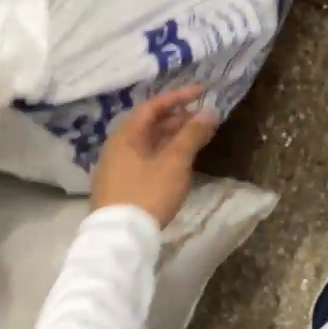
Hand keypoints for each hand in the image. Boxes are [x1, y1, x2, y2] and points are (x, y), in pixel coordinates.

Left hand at [92, 85, 218, 227]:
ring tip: (199, 136)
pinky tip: (181, 160)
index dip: (179, 96)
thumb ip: (193, 133)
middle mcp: (117, 147)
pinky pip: (146, 157)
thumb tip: (210, 110)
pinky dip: (166, 151)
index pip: (153, 107)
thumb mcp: (175, 161)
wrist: (120, 237)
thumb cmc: (149, 192)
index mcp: (126, 136)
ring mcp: (117, 167)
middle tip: (204, 117)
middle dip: (179, 117)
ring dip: (174, 135)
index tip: (203, 91)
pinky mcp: (121, 184)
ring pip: (149, 142)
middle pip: (149, 124)